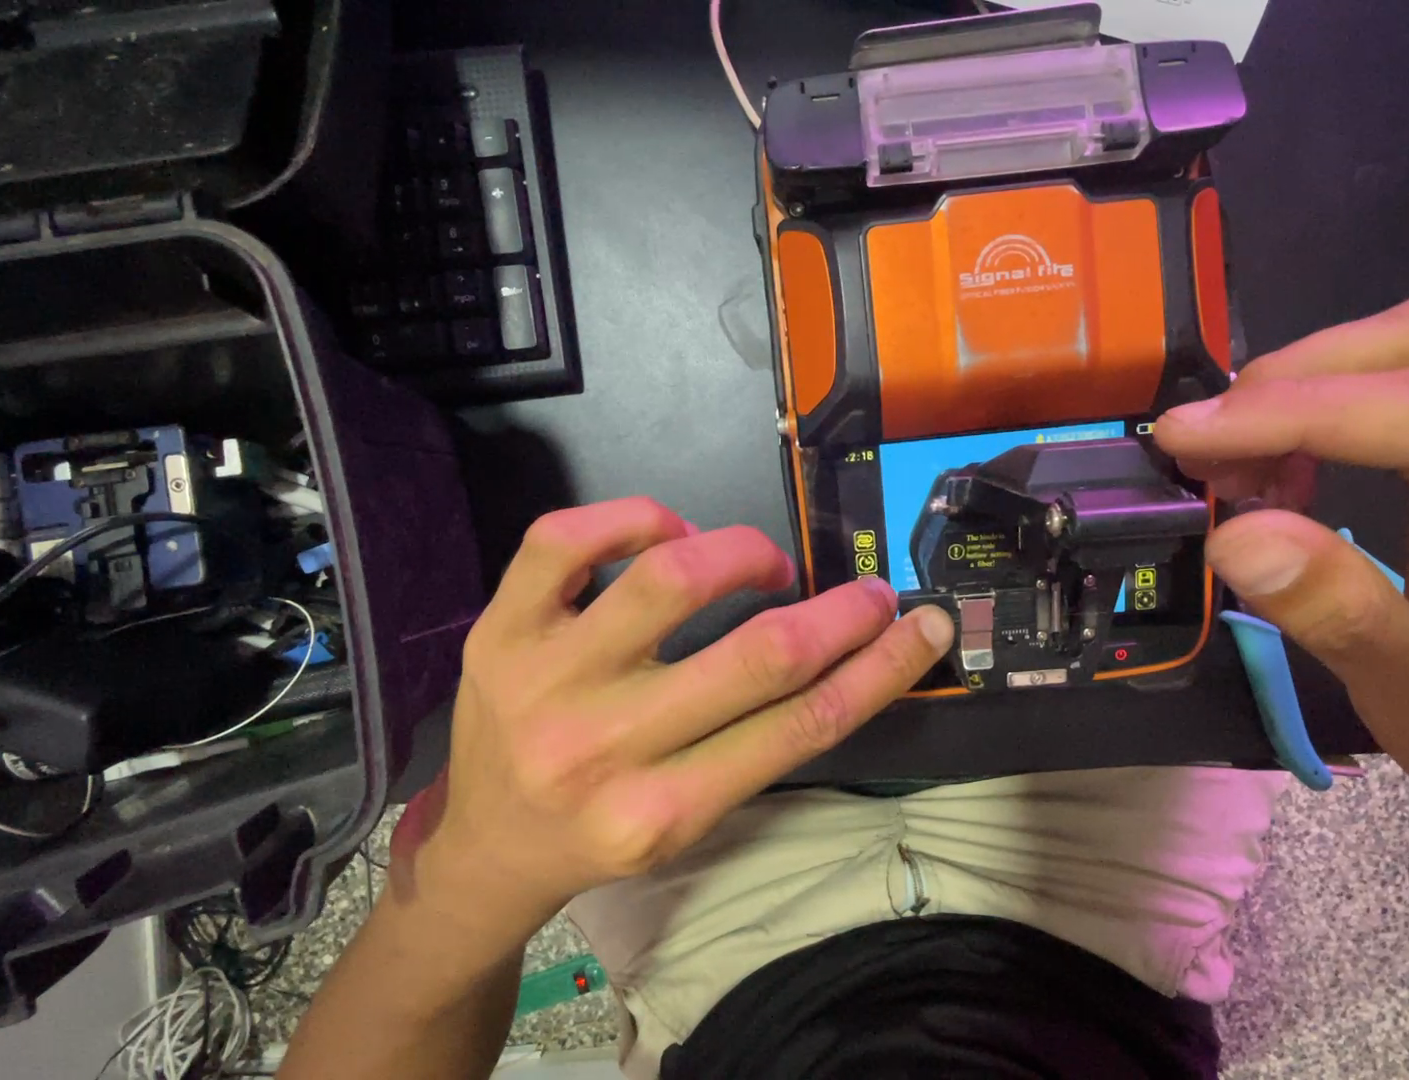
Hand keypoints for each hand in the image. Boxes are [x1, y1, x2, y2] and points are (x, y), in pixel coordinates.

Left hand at [391, 497, 954, 951]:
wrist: (487, 849)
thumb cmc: (605, 833)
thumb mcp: (693, 821)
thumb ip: (761, 743)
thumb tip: (845, 650)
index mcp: (664, 814)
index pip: (802, 726)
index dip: (880, 667)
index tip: (921, 626)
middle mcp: (604, 748)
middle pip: (758, 657)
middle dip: (841, 613)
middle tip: (868, 591)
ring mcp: (544, 679)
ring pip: (669, 579)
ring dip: (742, 554)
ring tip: (761, 563)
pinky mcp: (501, 630)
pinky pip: (567, 539)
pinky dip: (635, 518)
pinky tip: (669, 532)